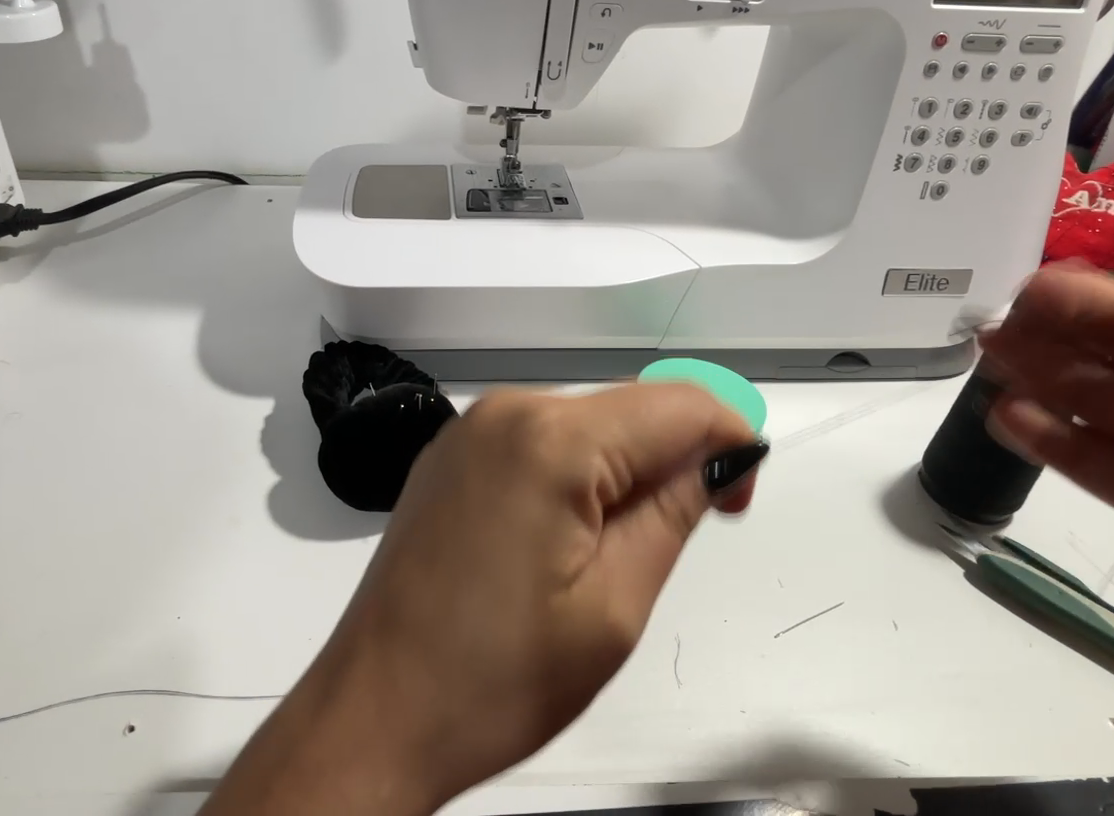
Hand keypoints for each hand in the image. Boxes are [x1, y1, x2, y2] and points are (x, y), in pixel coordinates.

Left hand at [201, 384, 757, 814]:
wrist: (376, 710)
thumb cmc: (498, 676)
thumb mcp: (613, 604)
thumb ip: (674, 510)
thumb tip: (718, 455)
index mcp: (550, 438)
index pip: (675, 403)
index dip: (726, 439)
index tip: (737, 500)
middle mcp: (506, 411)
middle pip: (627, 408)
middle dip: (673, 457)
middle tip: (682, 536)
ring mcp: (468, 431)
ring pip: (584, 423)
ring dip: (623, 468)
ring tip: (615, 551)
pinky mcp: (449, 457)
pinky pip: (537, 441)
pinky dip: (573, 472)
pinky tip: (564, 534)